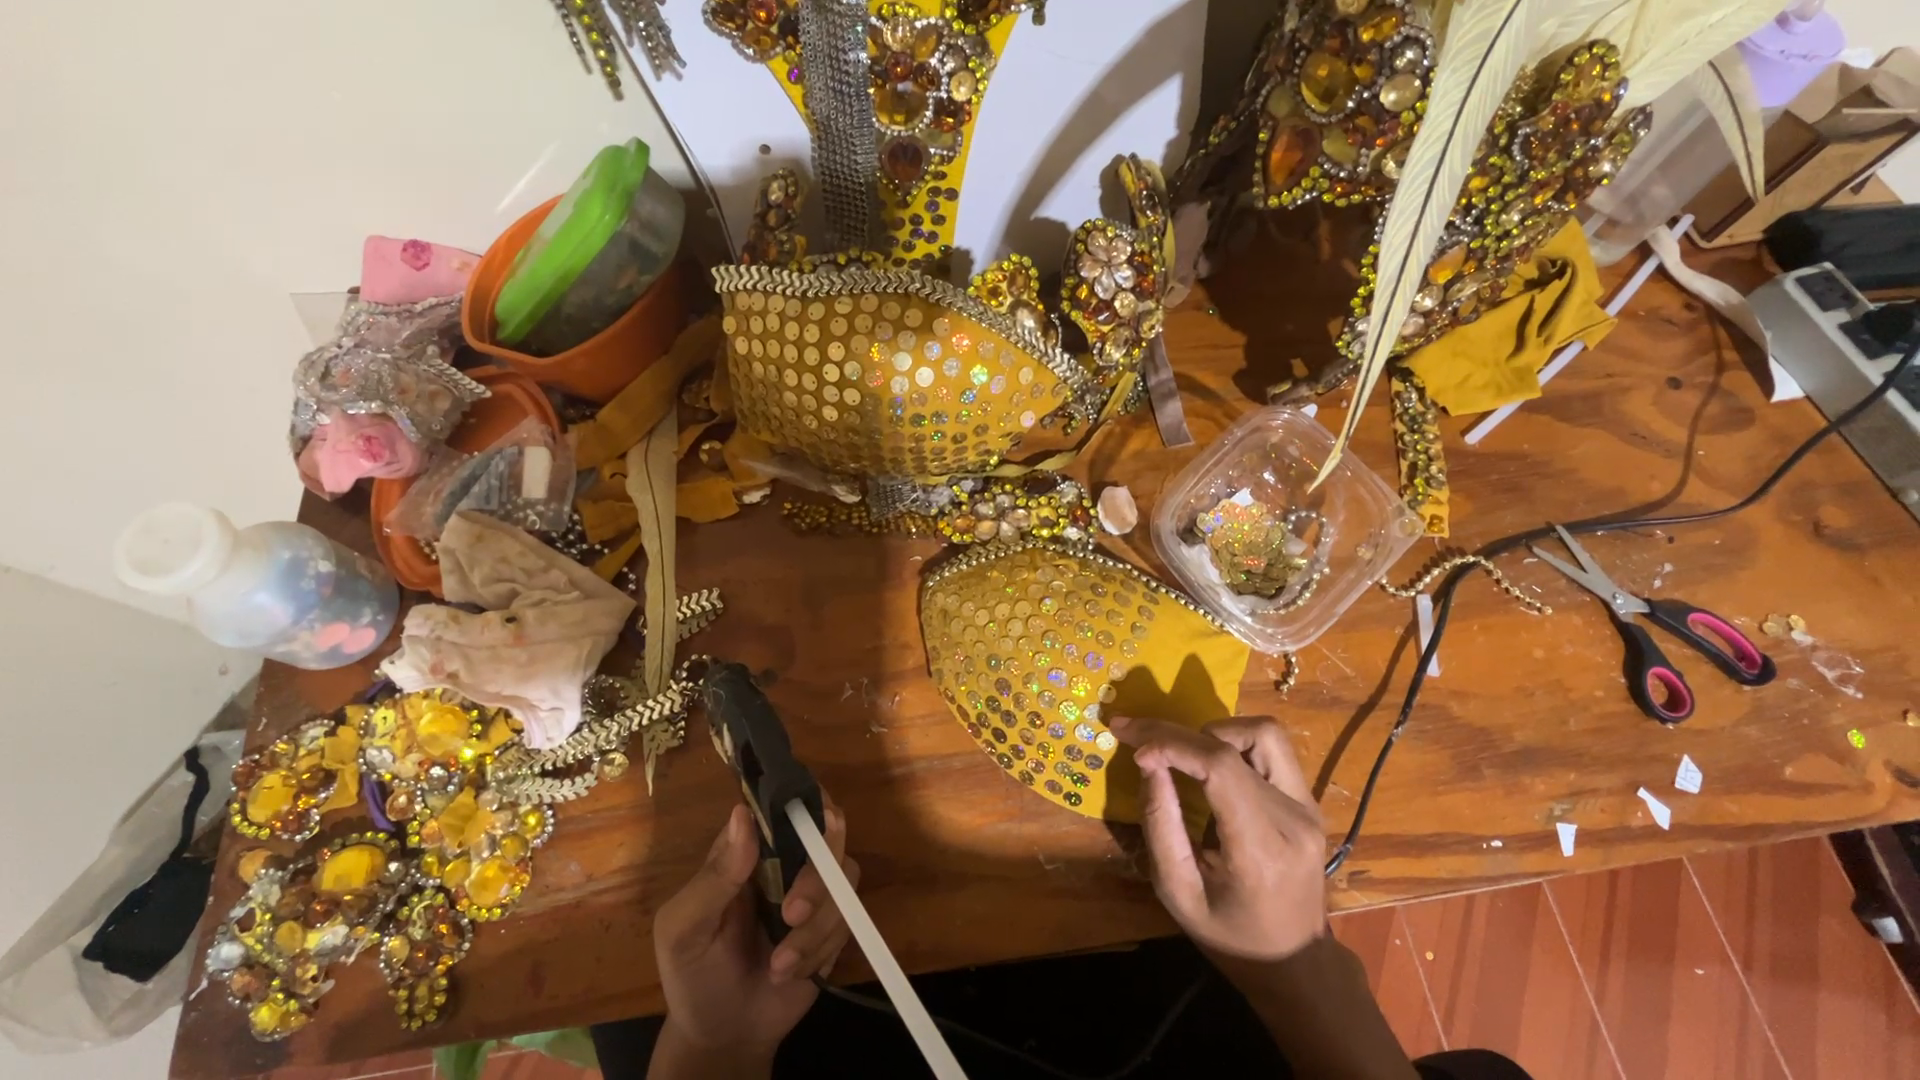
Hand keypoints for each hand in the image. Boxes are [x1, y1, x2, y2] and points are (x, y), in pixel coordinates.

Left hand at [651, 800, 861, 1071]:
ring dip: (816, 927)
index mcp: (746, 849)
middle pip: (827, 833)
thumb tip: (743, 814)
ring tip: (779, 964)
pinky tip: (790, 972)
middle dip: (816, 876)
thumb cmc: (693, 974)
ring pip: (843, 878)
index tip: (817, 820)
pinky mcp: (833, 925)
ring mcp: (813, 891)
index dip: (804, 802)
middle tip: (792, 913)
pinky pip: (849, 918)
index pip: (782, 803)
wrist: (724, 1035)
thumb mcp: (684, 929)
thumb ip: (714, 877)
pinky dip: (821, 949)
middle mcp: (785, 860)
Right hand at [1109, 715, 1326, 963]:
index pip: (1222, 767)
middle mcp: (1294, 818)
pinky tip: (1208, 764)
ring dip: (1213, 733)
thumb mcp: (1177, 893)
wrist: (1294, 961)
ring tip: (1181, 755)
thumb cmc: (1228, 936)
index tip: (1134, 749)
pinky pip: (1271, 748)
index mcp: (1261, 848)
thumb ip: (1160, 826)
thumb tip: (1148, 763)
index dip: (1174, 745)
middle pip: (1234, 744)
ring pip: (1262, 732)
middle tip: (1132, 733)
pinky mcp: (1309, 800)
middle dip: (1176, 734)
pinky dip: (1233, 743)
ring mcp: (1308, 806)